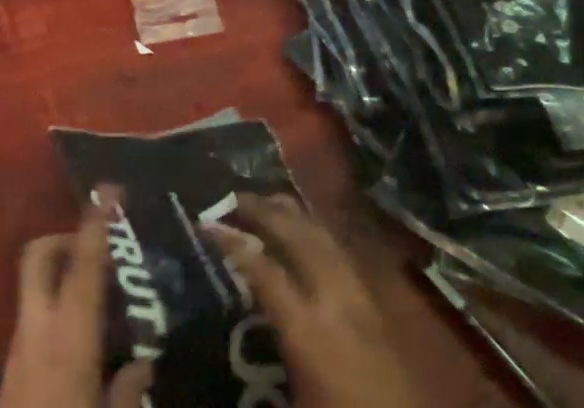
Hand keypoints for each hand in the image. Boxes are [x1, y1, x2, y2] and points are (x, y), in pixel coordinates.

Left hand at [0, 186, 154, 407]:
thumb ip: (127, 391)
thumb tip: (143, 365)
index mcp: (68, 338)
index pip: (83, 266)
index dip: (97, 226)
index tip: (109, 191)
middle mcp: (36, 329)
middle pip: (39, 256)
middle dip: (67, 239)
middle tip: (103, 248)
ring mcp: (18, 345)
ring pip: (35, 285)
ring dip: (63, 274)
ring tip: (104, 294)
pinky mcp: (11, 366)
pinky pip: (35, 316)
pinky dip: (58, 307)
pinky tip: (87, 337)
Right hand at [209, 193, 417, 407]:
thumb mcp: (293, 406)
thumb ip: (261, 367)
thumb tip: (227, 342)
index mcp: (308, 331)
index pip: (265, 271)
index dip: (232, 243)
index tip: (205, 223)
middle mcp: (335, 303)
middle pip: (299, 239)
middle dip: (265, 211)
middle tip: (232, 197)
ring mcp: (361, 301)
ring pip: (325, 240)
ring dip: (293, 215)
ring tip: (266, 201)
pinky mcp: (377, 308)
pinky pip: (342, 254)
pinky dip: (317, 233)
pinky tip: (305, 231)